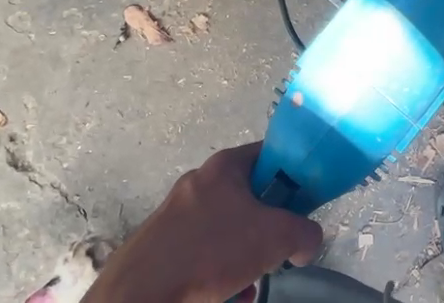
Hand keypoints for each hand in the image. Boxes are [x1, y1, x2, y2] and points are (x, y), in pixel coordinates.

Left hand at [84, 144, 322, 302]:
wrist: (136, 300)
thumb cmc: (211, 253)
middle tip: (276, 252)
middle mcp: (198, 183)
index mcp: (225, 165)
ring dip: (243, 260)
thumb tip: (305, 244)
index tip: (303, 205)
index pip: (272, 155)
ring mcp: (174, 217)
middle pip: (250, 199)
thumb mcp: (278, 238)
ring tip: (247, 286)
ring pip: (226, 232)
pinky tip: (224, 299)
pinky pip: (201, 256)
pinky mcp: (157, 250)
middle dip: (267, 230)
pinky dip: (217, 276)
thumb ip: (306, 234)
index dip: (294, 177)